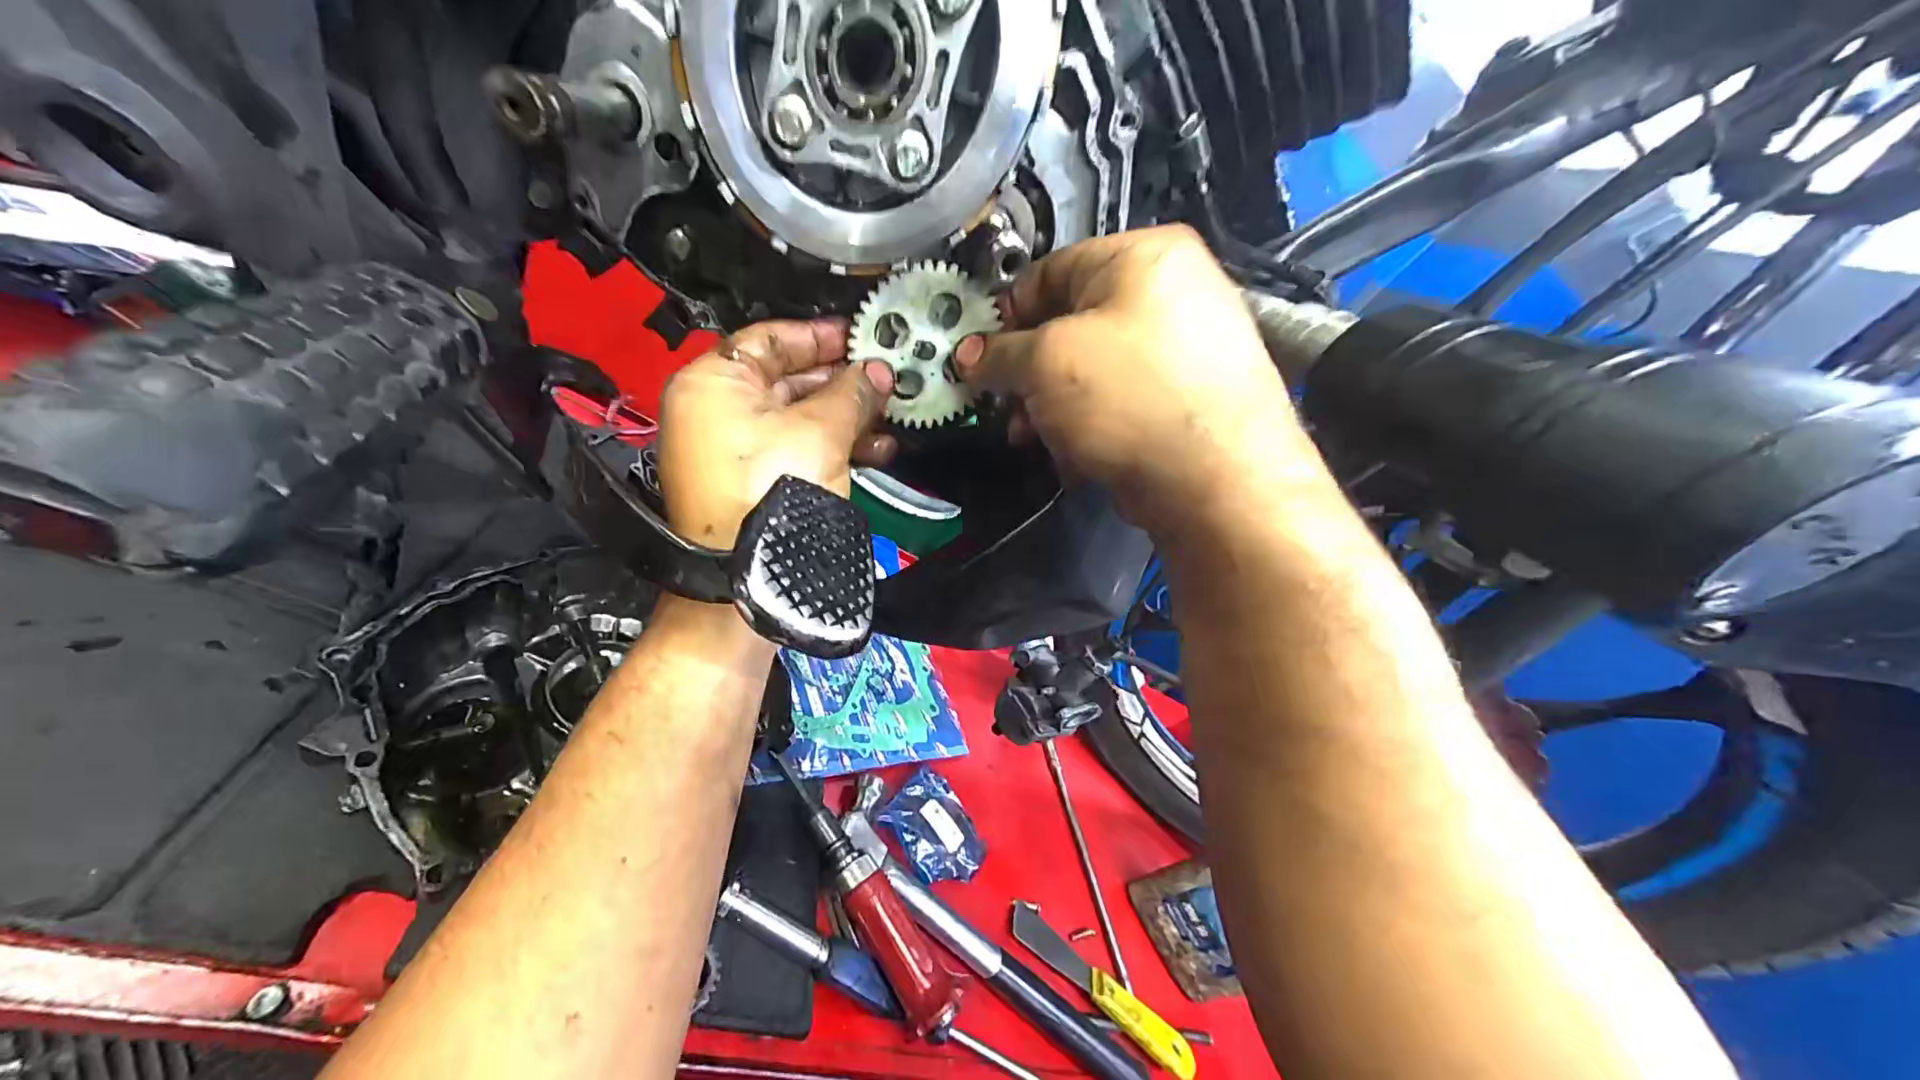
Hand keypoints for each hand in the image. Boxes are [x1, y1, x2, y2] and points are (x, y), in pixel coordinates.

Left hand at [656, 318, 894, 549]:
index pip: (770, 338)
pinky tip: (872, 451)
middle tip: (881, 378)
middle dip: (841, 381)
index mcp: (713, 384)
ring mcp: (733, 451)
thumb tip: (876, 373)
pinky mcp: (753, 483)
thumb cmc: (766, 494)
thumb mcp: (820, 431)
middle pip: (786, 379)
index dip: (819, 335)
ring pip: (797, 418)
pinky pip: (796, 449)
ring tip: (886, 417)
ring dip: (845, 416)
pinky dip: (831, 446)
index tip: (855, 336)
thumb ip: (852, 394)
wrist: (748, 576)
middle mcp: (715, 413)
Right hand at [952, 225, 1321, 534]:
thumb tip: (971, 357)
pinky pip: (1120, 400)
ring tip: (1034, 438)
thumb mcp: (1046, 364)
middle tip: (1005, 405)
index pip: (1050, 270)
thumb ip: (999, 354)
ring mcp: (1185, 349)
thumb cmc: (1132, 399)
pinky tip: (1073, 454)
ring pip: (1092, 370)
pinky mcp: (1186, 400)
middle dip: (1029, 372)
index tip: (980, 356)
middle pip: (1071, 325)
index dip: (1007, 315)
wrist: (1218, 480)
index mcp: (1145, 256)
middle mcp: (1172, 292)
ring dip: (1052, 406)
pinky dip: (1089, 423)